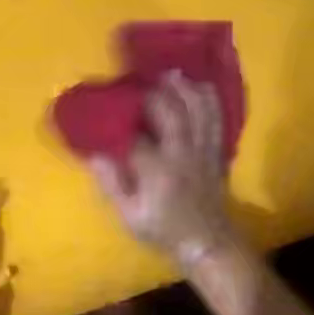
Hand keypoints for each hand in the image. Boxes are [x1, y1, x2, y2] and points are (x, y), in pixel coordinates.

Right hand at [86, 74, 238, 269]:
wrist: (206, 241)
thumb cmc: (164, 229)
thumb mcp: (129, 216)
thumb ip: (111, 184)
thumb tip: (95, 154)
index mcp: (159, 171)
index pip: (138, 138)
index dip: (124, 120)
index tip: (111, 106)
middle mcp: (184, 154)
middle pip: (173, 114)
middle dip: (158, 94)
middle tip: (145, 79)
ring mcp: (204, 150)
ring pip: (199, 111)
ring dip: (186, 89)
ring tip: (174, 73)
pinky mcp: (218, 151)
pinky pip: (217, 120)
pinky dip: (210, 100)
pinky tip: (202, 86)